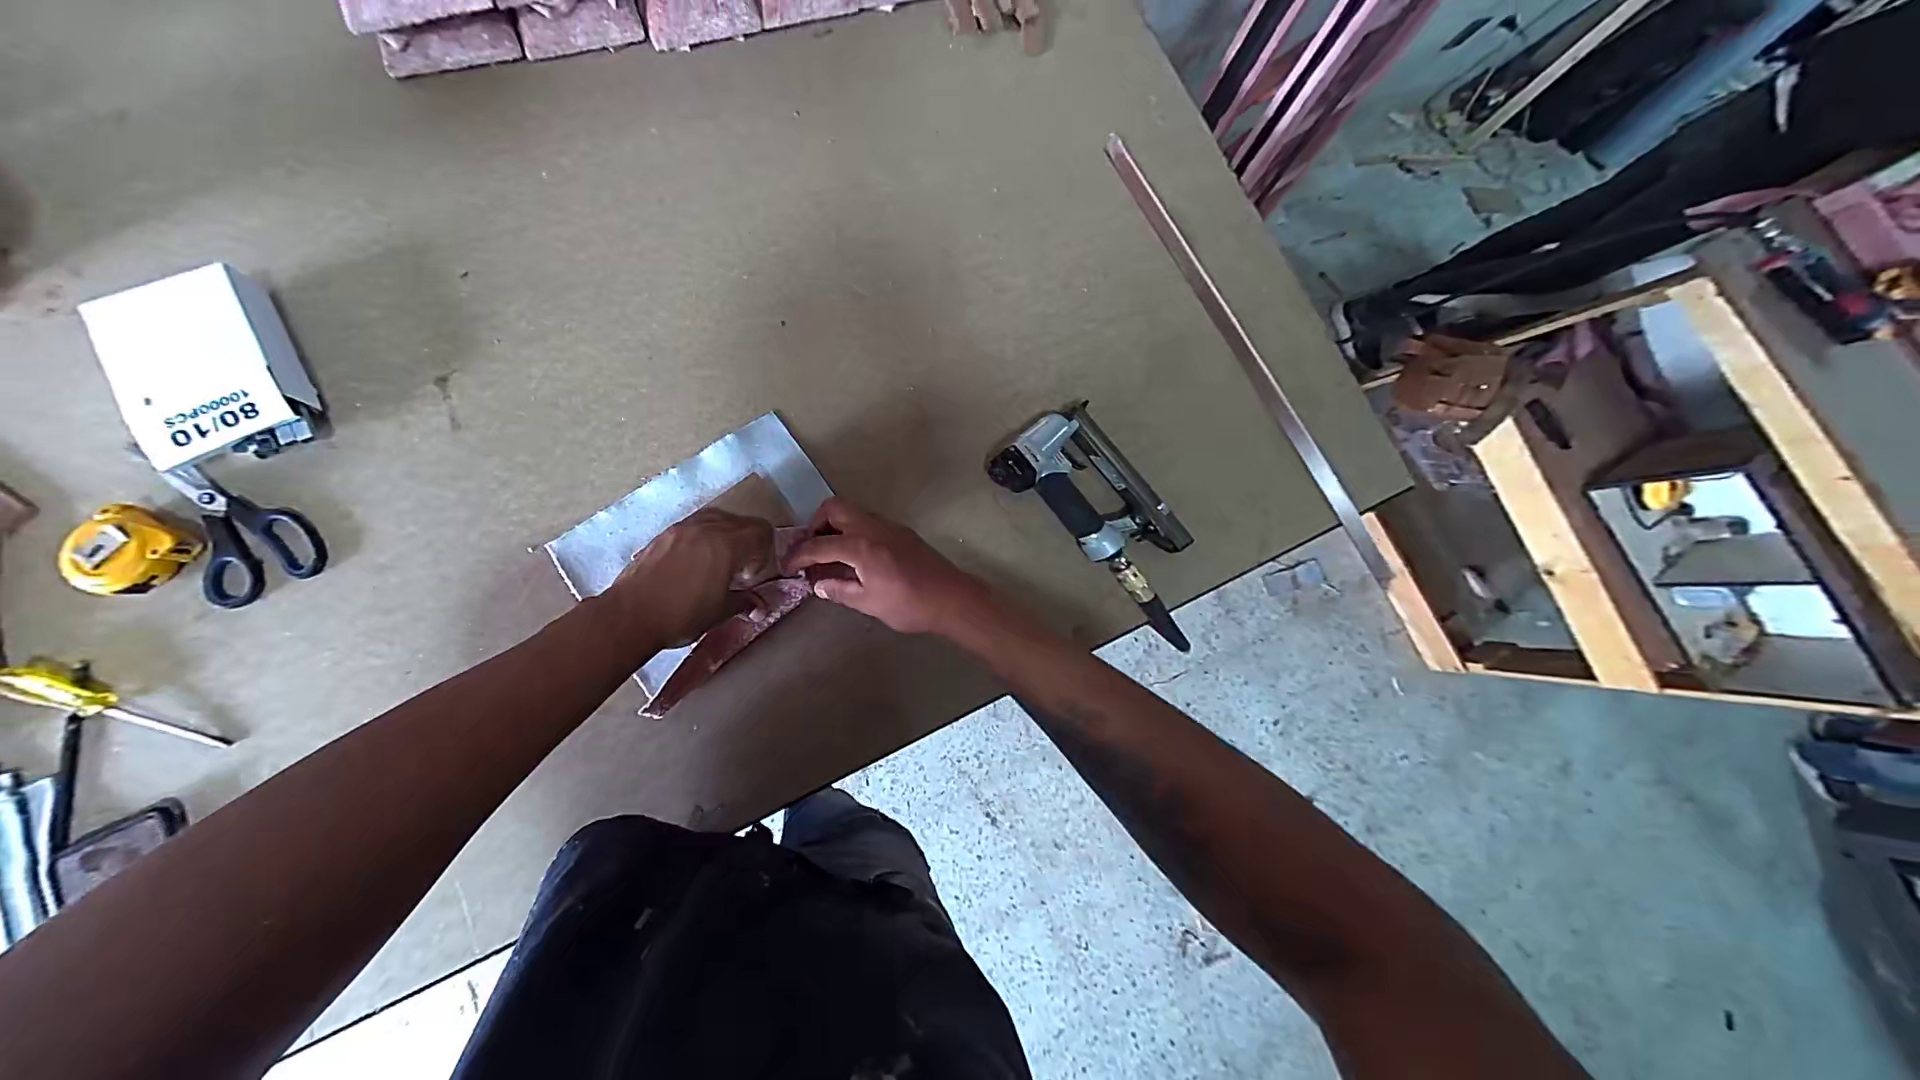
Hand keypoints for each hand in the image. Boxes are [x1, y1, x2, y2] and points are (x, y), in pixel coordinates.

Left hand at [611, 509, 774, 646]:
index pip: (761, 531)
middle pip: (740, 523)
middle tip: (738, 572)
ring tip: (716, 565)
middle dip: (746, 544)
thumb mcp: (720, 612)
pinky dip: (701, 539)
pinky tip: (692, 565)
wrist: (628, 616)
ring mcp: (682, 528)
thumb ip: (744, 602)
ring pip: (716, 520)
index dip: (764, 552)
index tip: (751, 576)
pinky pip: (693, 527)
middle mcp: (706, 527)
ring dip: (724, 538)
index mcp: (727, 543)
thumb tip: (760, 606)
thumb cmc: (680, 615)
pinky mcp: (662, 535)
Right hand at [783, 497, 997, 636]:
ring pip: (853, 512)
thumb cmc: (909, 605)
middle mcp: (873, 528)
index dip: (798, 556)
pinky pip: (868, 521)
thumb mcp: (869, 603)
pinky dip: (853, 531)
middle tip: (810, 550)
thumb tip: (818, 584)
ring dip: (835, 527)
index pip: (818, 545)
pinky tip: (855, 557)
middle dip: (815, 526)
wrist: (952, 598)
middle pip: (833, 509)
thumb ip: (840, 590)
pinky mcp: (902, 532)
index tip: (787, 567)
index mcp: (861, 547)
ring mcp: (889, 526)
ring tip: (830, 554)